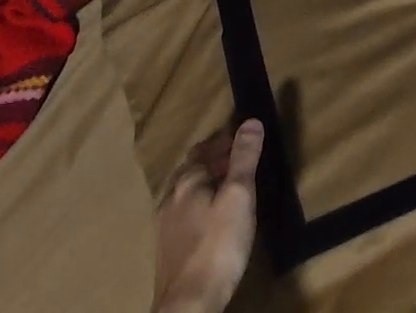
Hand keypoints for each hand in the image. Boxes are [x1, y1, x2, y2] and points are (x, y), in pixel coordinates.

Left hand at [155, 119, 263, 312]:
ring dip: (205, 180)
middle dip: (213, 158)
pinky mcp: (167, 246)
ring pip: (185, 190)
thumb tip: (251, 121)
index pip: (206, 148)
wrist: (189, 303)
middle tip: (237, 157)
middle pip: (192, 167)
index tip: (244, 136)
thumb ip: (244, 159)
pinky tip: (208, 216)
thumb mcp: (239, 197)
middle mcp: (171, 196)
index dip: (225, 140)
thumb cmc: (218, 245)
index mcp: (187, 181)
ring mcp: (165, 223)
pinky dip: (198, 201)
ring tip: (226, 184)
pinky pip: (183, 210)